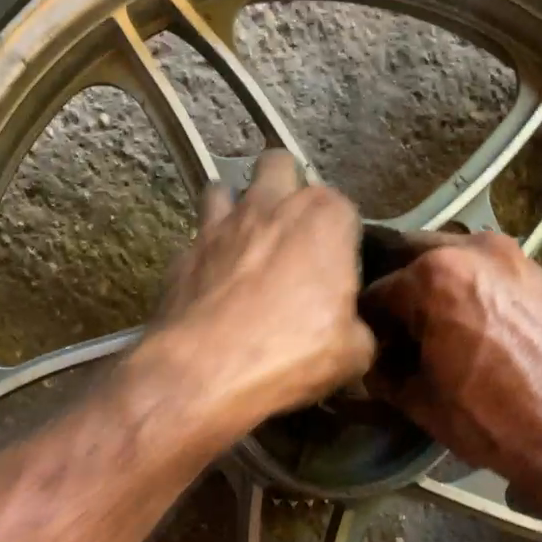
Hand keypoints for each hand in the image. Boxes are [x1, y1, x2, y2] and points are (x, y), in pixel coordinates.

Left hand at [134, 151, 375, 431]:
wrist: (204, 372)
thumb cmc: (290, 354)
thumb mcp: (352, 354)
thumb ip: (359, 331)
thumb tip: (355, 333)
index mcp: (323, 217)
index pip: (343, 209)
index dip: (341, 239)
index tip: (337, 273)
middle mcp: (270, 205)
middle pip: (279, 169)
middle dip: (284, 190)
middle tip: (288, 235)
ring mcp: (219, 224)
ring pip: (225, 190)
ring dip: (234, 210)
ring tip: (243, 247)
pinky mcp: (182, 253)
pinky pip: (195, 239)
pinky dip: (205, 255)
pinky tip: (210, 284)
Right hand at [361, 232, 541, 497]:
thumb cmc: (487, 418)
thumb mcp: (417, 400)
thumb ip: (382, 371)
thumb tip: (371, 361)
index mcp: (431, 276)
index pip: (376, 293)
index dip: (365, 324)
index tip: (366, 348)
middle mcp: (469, 248)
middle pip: (411, 262)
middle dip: (398, 295)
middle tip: (394, 336)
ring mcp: (508, 254)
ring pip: (449, 260)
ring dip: (431, 288)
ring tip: (429, 331)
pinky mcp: (533, 270)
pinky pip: (482, 270)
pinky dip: (465, 289)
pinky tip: (464, 327)